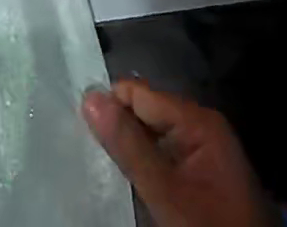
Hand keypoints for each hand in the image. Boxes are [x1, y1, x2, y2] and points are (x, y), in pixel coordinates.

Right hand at [83, 79, 270, 226]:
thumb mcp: (166, 193)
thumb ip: (128, 145)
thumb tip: (89, 97)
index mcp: (197, 120)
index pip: (137, 93)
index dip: (109, 109)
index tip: (84, 131)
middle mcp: (201, 125)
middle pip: (143, 111)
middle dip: (120, 130)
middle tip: (93, 153)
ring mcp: (203, 149)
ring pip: (150, 134)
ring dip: (130, 150)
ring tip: (106, 167)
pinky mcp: (201, 171)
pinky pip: (162, 154)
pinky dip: (144, 165)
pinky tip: (130, 181)